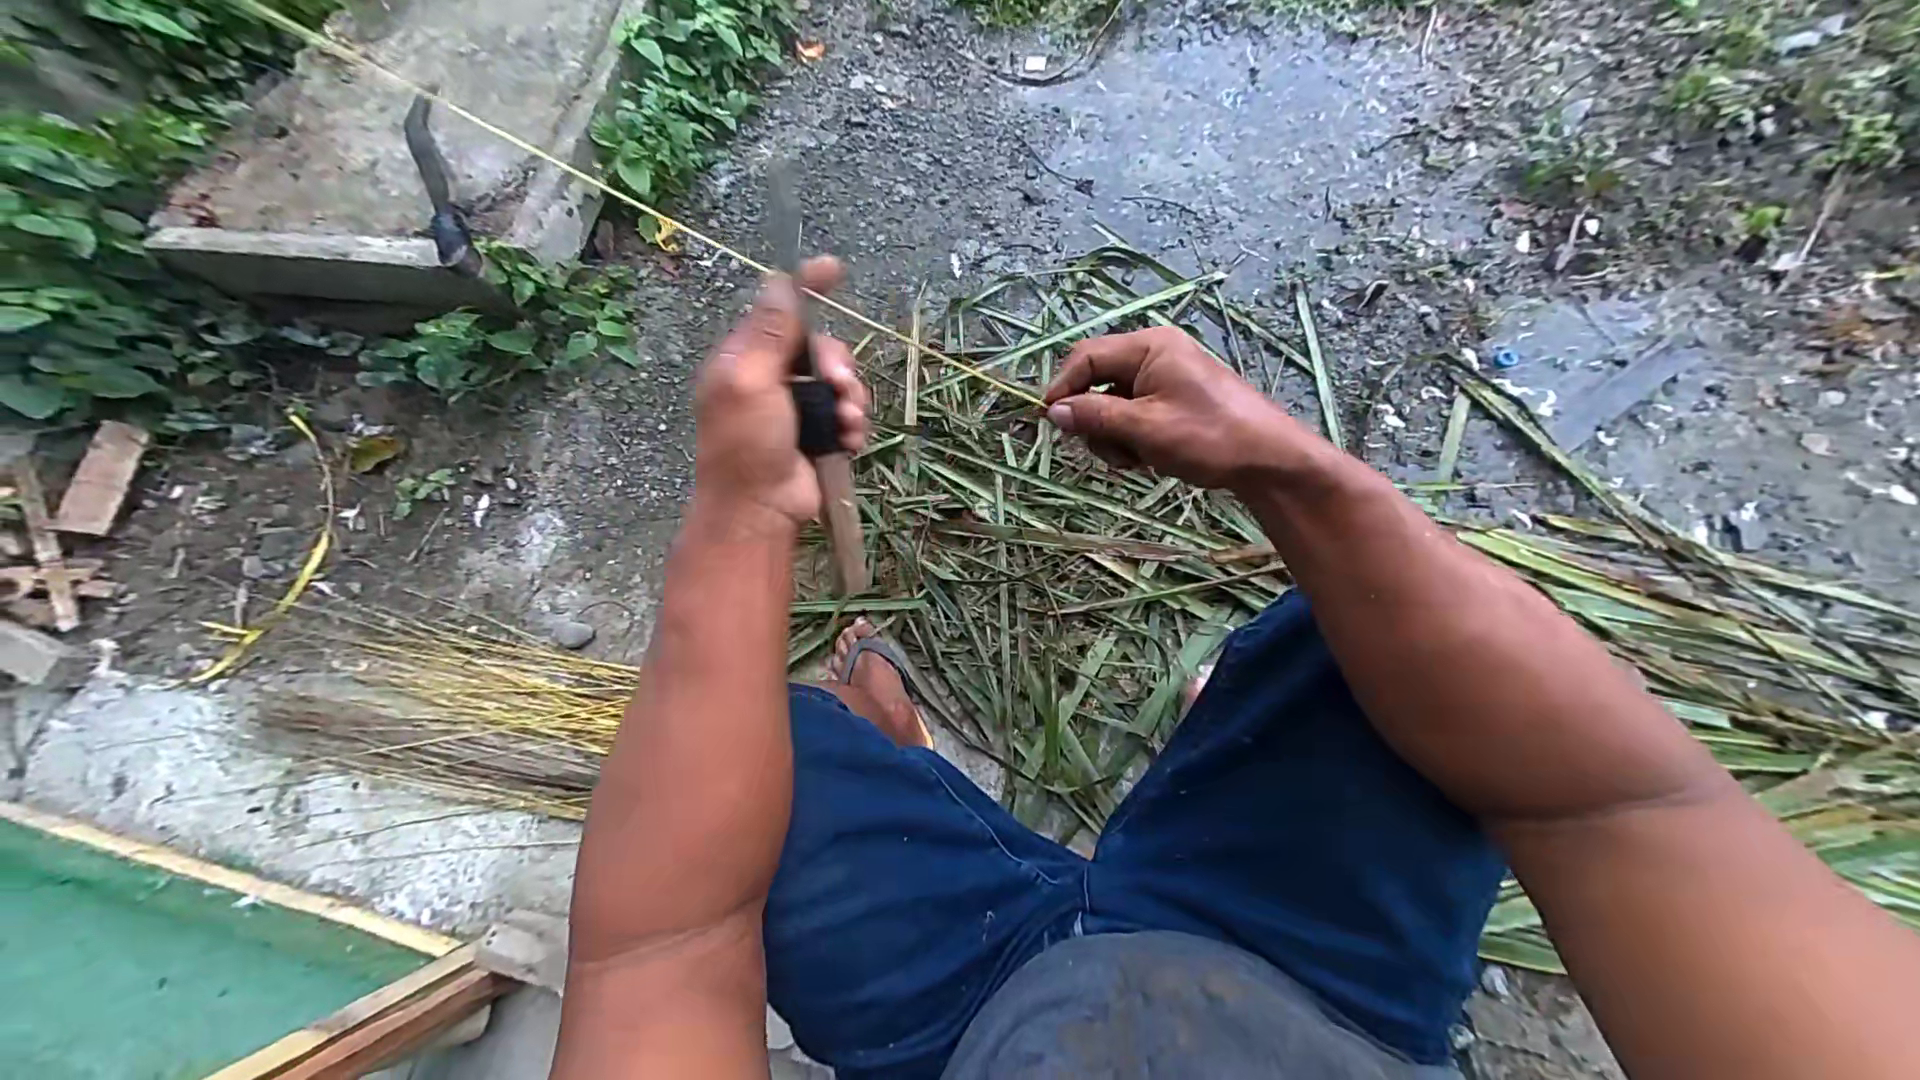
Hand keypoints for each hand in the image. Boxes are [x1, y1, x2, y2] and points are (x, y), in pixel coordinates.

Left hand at [692, 257, 867, 530]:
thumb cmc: (745, 444)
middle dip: (838, 364)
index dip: (806, 286)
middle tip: (839, 386)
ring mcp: (799, 408)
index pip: (779, 309)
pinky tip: (849, 441)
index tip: (834, 269)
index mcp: (746, 358)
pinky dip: (854, 425)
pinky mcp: (820, 434)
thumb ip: (767, 332)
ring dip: (851, 399)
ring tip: (847, 422)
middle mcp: (773, 378)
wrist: (760, 508)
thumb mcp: (748, 381)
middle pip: (821, 348)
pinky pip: (849, 414)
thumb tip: (779, 280)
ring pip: (842, 382)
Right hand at [1043, 327, 1324, 489]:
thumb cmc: (1209, 437)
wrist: (1267, 460)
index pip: (1086, 357)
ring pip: (1110, 404)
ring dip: (1112, 436)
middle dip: (1093, 419)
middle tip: (1108, 449)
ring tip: (1136, 458)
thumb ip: (1095, 416)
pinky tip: (1147, 457)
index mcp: (1149, 347)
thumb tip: (1052, 411)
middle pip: (1096, 382)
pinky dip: (1129, 439)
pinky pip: (1130, 416)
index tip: (1050, 421)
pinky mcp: (1169, 401)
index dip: (1062, 387)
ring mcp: (1162, 379)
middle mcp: (1153, 355)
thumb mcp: (1145, 428)